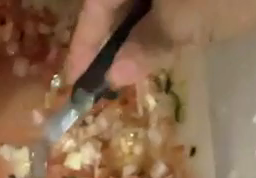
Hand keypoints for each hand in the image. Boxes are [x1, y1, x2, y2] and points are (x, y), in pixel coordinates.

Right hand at [64, 0, 255, 86]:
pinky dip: (166, 21)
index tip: (75, 78)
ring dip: (138, 32)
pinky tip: (160, 49)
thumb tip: (116, 73)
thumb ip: (143, 47)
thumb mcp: (181, 22)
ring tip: (128, 71)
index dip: (87, 38)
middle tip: (102, 79)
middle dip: (112, 35)